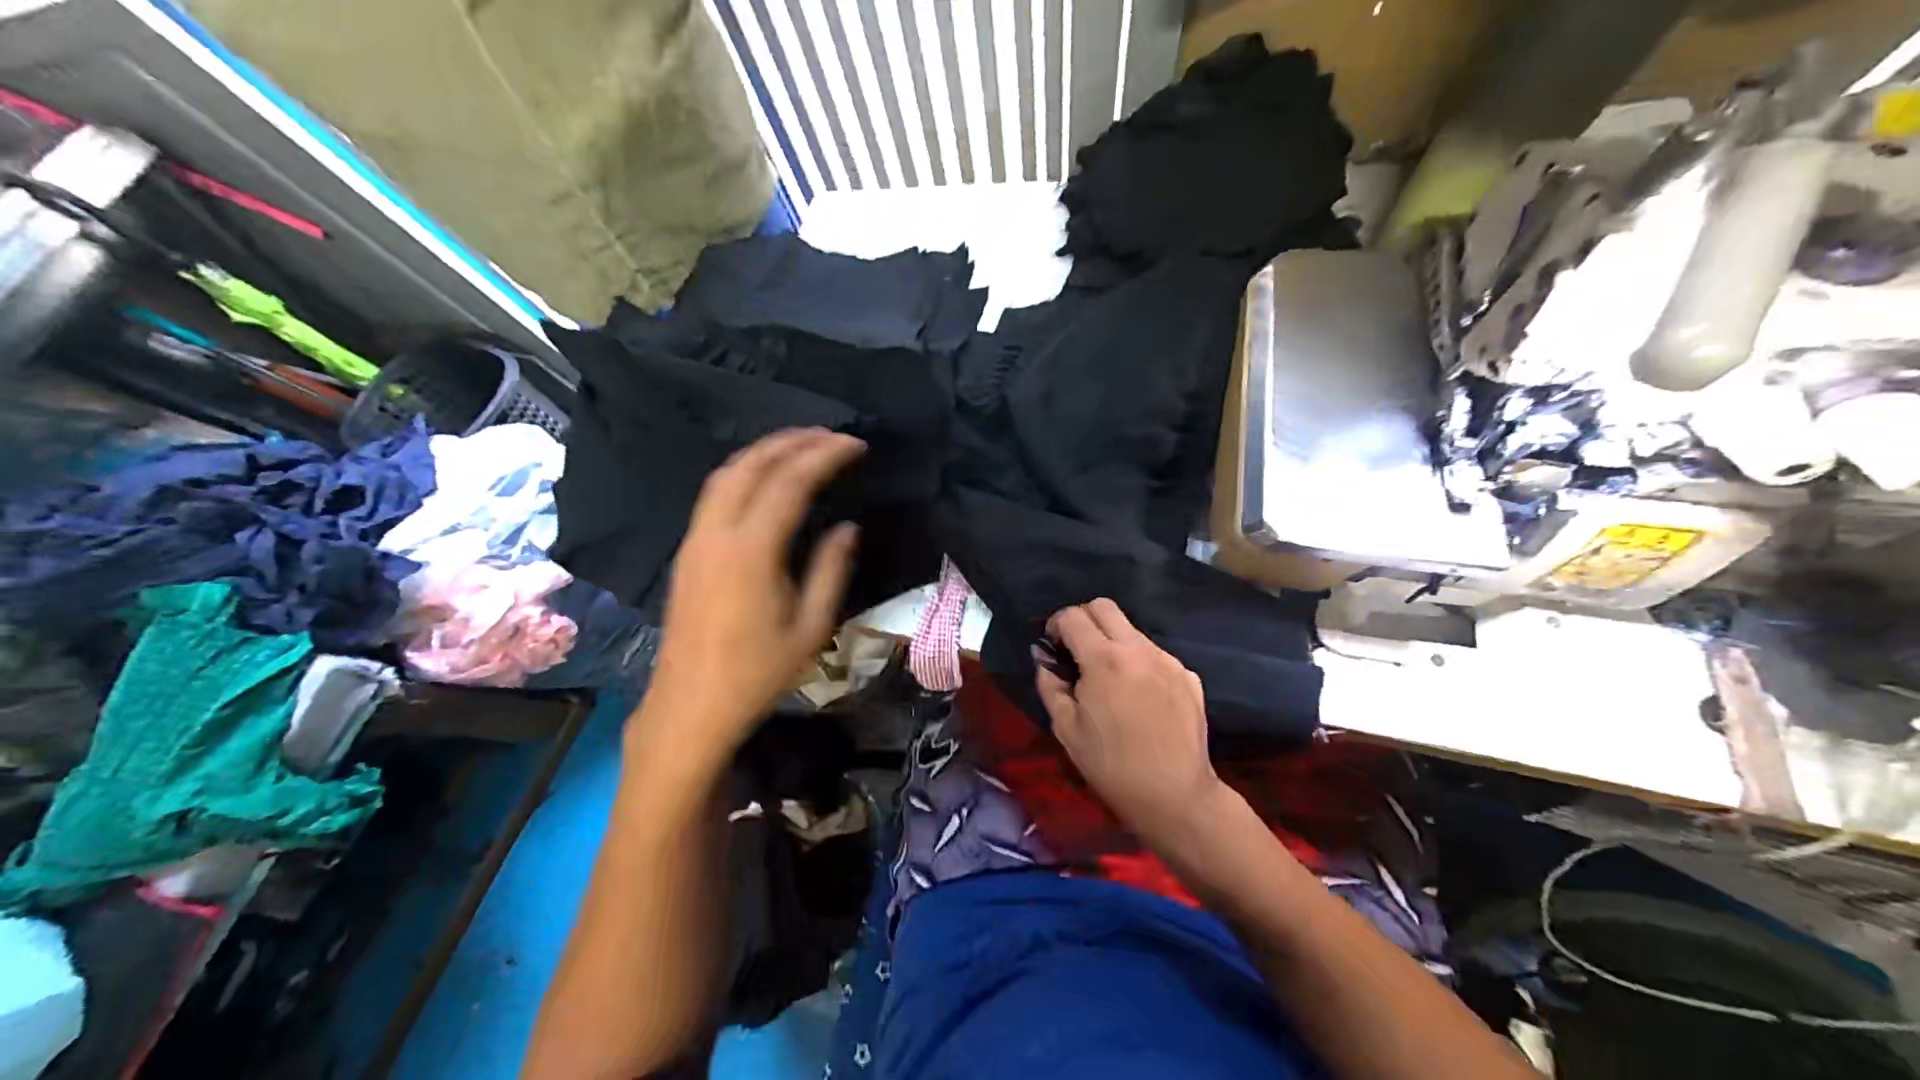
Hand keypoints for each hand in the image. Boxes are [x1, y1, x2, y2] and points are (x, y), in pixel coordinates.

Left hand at [638, 428, 864, 764]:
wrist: (690, 706)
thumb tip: (846, 528)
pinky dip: (744, 472)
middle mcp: (717, 534)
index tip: (855, 444)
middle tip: (830, 435)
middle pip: (751, 465)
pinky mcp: (687, 552)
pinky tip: (765, 479)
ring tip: (801, 445)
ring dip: (764, 451)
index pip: (790, 482)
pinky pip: (714, 494)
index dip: (825, 456)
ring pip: (726, 474)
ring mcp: (695, 541)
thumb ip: (831, 570)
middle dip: (792, 441)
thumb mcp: (811, 628)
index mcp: (751, 551)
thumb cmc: (757, 674)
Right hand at [1036, 599, 1227, 848]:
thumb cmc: (1111, 766)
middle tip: (1076, 651)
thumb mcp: (1066, 729)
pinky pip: (1155, 655)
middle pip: (1104, 607)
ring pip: (1132, 630)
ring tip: (1109, 678)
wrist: (1175, 796)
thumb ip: (1050, 685)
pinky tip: (1138, 696)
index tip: (1052, 648)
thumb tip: (1043, 657)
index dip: (1055, 626)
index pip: (1072, 616)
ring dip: (1113, 641)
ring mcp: (1168, 660)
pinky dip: (1139, 662)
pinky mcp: (1188, 676)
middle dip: (1083, 620)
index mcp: (1104, 659)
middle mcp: (1138, 649)